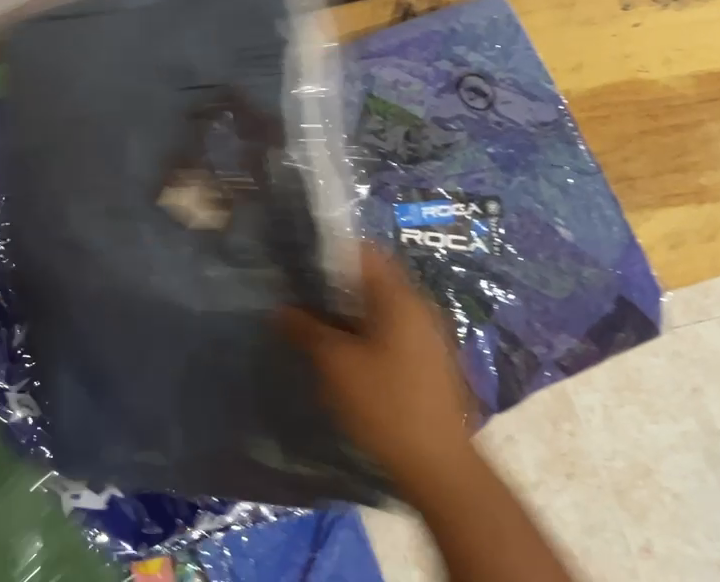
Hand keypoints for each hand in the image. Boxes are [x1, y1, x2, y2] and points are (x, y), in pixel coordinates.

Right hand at [280, 245, 478, 499]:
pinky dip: (363, 334)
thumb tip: (280, 309)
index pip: (364, 252)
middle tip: (296, 291)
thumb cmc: (385, 404)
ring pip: (379, 310)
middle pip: (371, 282)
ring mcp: (428, 339)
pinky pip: (389, 334)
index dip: (330, 250)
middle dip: (333, 284)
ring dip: (347, 312)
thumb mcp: (334, 363)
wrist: (439, 469)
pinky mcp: (428, 366)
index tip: (298, 258)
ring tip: (310, 321)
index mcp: (400, 299)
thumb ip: (305, 329)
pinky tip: (339, 353)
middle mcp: (419, 311)